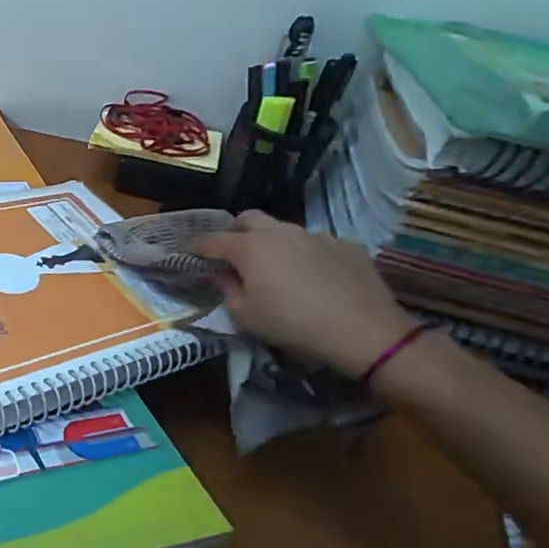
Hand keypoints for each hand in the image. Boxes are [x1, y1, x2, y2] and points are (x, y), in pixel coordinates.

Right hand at [192, 210, 417, 374]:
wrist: (360, 328)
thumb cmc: (289, 323)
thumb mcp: (244, 314)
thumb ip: (225, 289)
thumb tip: (217, 274)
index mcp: (250, 248)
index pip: (212, 240)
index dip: (196, 247)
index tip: (188, 255)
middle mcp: (280, 232)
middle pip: (248, 218)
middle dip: (233, 232)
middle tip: (229, 254)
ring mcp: (315, 235)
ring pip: (282, 229)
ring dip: (269, 242)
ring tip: (272, 268)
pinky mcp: (344, 244)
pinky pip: (312, 243)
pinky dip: (301, 254)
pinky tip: (308, 277)